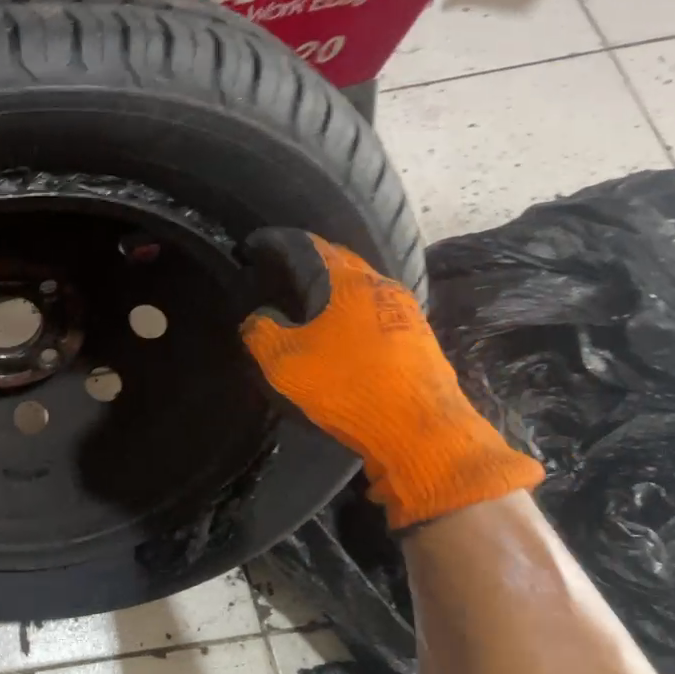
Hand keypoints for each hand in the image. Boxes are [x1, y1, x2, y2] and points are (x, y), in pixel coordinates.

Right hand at [239, 228, 542, 528]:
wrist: (419, 430)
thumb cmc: (347, 386)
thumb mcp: (285, 362)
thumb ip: (263, 333)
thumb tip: (258, 317)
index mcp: (351, 282)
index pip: (311, 246)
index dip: (279, 243)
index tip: (255, 246)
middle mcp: (384, 287)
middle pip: (341, 264)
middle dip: (309, 262)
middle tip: (278, 270)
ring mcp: (406, 314)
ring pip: (360, 290)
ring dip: (332, 290)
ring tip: (304, 302)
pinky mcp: (416, 342)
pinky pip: (373, 314)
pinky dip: (348, 314)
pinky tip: (336, 333)